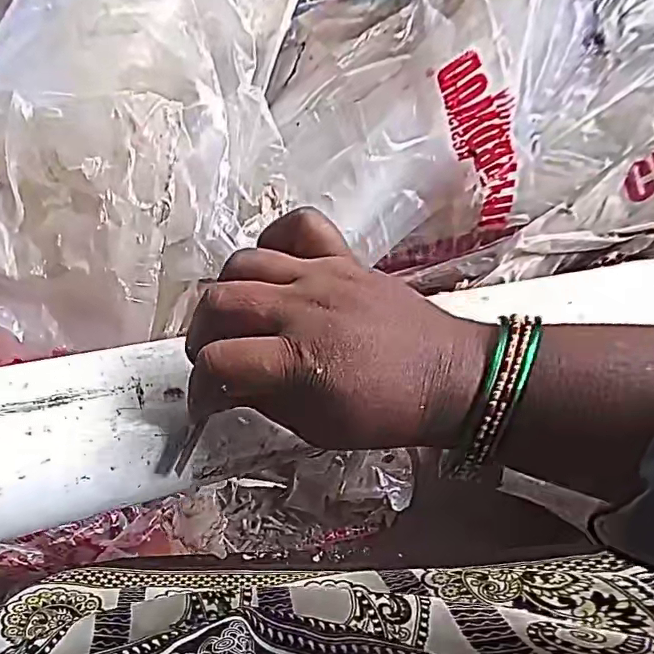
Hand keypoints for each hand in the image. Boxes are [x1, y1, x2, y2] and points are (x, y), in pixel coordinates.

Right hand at [186, 207, 489, 450]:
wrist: (453, 379)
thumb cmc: (384, 412)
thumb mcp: (313, 427)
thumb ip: (261, 400)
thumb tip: (226, 387)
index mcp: (295, 361)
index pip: (217, 363)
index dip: (199, 387)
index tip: (206, 402)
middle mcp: (301, 310)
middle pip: (217, 304)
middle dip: (200, 337)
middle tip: (214, 357)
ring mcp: (322, 277)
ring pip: (242, 263)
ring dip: (225, 293)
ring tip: (235, 317)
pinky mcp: (344, 259)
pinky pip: (298, 227)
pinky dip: (274, 242)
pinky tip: (272, 270)